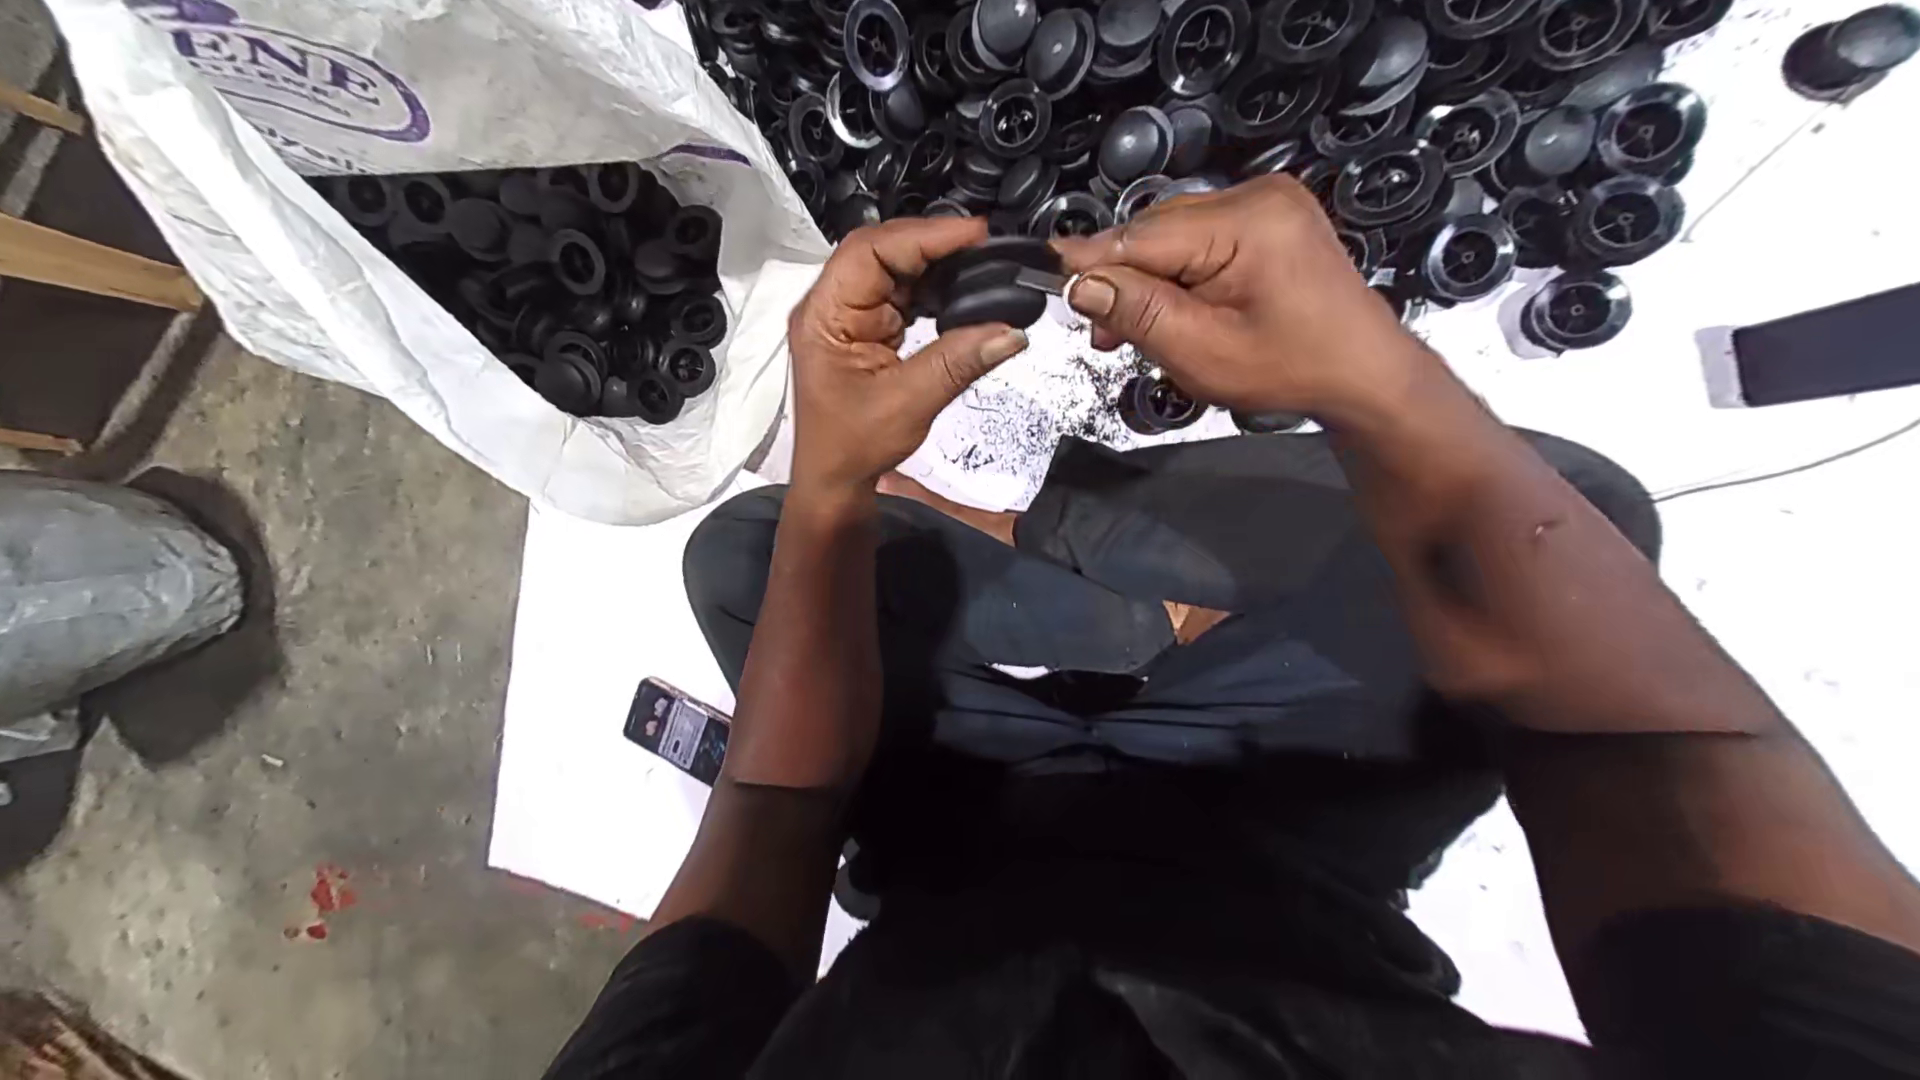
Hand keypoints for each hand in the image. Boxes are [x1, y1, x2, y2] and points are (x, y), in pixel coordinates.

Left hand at [787, 217, 1029, 494]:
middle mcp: (831, 307)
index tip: (972, 234)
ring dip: (937, 270)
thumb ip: (959, 362)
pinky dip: (933, 294)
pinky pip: (902, 297)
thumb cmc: (851, 448)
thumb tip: (1009, 332)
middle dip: (935, 247)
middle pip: (884, 253)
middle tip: (984, 247)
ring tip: (980, 268)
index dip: (925, 236)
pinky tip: (960, 295)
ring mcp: (848, 318)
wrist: (836, 480)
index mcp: (825, 316)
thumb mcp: (908, 403)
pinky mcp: (866, 331)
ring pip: (896, 272)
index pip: (871, 251)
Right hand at [1054, 175, 1429, 420]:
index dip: (1092, 260)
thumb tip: (1084, 284)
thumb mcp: (1201, 351)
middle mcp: (1258, 198)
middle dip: (1122, 282)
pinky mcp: (1264, 222)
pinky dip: (1173, 278)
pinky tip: (1167, 310)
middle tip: (1104, 331)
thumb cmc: (1294, 367)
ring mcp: (1264, 206)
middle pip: (1154, 234)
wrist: (1359, 373)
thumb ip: (1138, 311)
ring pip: (1170, 240)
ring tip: (1134, 330)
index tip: (1051, 272)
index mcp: (1248, 222)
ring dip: (1145, 284)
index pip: (1142, 236)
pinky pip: (1196, 242)